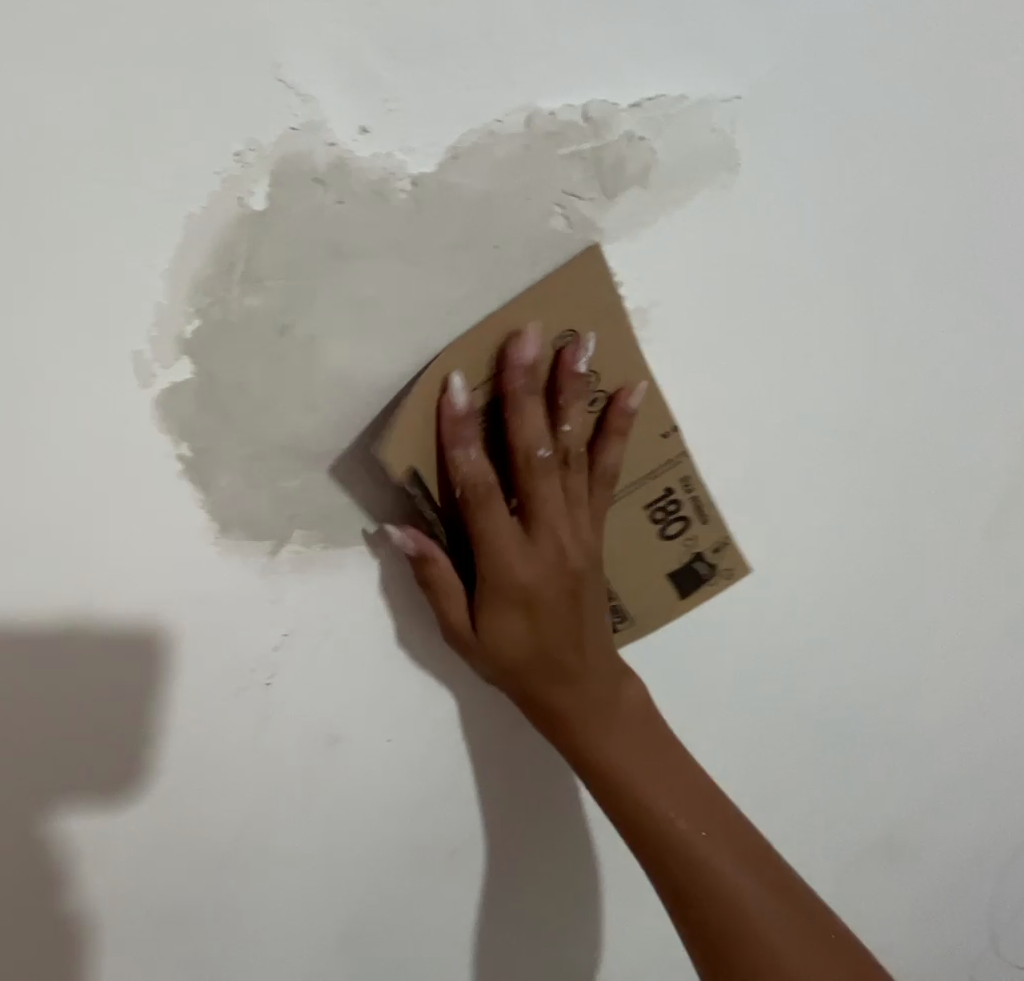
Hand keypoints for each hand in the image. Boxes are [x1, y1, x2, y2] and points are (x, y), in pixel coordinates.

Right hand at [388, 323, 648, 743]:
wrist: (582, 686)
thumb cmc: (511, 660)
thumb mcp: (459, 632)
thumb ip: (432, 577)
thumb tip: (394, 528)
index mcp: (508, 563)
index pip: (481, 489)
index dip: (464, 435)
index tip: (456, 385)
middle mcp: (548, 535)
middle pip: (533, 453)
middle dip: (526, 390)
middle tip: (523, 337)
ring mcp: (578, 527)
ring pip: (572, 451)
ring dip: (571, 393)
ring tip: (576, 342)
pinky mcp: (596, 526)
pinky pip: (606, 472)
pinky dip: (617, 429)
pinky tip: (629, 390)